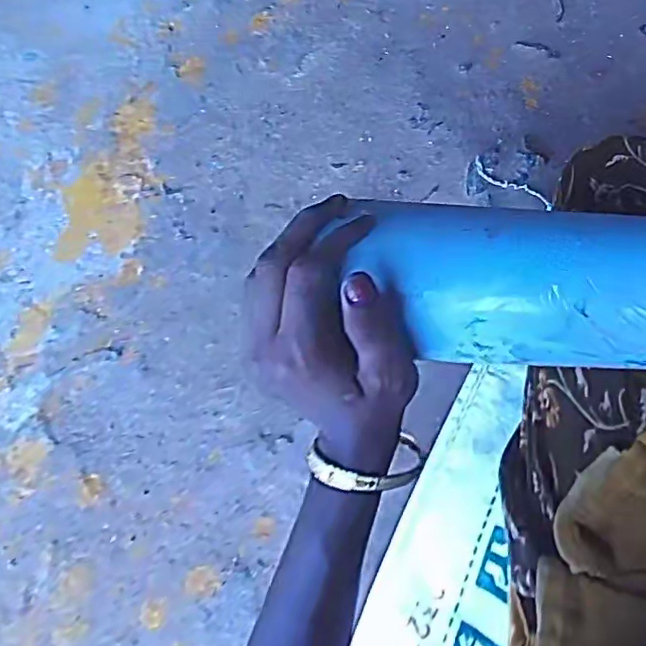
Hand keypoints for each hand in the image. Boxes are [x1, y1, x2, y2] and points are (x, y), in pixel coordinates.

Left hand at [246, 196, 418, 472]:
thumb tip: (356, 278)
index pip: (307, 275)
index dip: (335, 240)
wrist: (348, 441)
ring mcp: (253, 346)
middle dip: (304, 227)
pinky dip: (283, 260)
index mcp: (299, 352)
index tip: (366, 222)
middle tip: (338, 205)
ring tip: (324, 218)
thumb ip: (374, 328)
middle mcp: (265, 347)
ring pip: (258, 275)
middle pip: (270, 267)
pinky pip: (261, 289)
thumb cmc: (378, 404)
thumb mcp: (392, 373)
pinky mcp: (256, 344)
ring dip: (289, 240)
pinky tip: (309, 250)